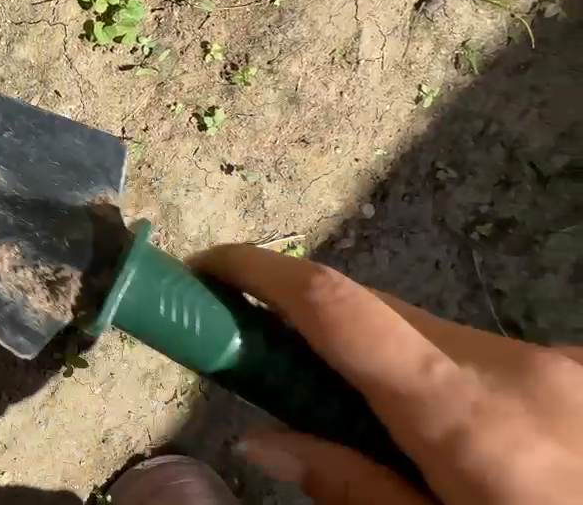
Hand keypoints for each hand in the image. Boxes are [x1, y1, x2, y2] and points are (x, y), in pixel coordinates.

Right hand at [194, 244, 582, 504]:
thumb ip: (352, 487)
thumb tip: (261, 441)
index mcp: (466, 412)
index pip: (330, 301)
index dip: (254, 269)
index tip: (203, 267)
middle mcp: (517, 367)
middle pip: (378, 315)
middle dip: (322, 331)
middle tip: (293, 378)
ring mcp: (571, 370)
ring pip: (438, 338)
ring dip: (398, 365)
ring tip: (413, 438)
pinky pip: (496, 361)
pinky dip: (459, 383)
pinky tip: (492, 447)